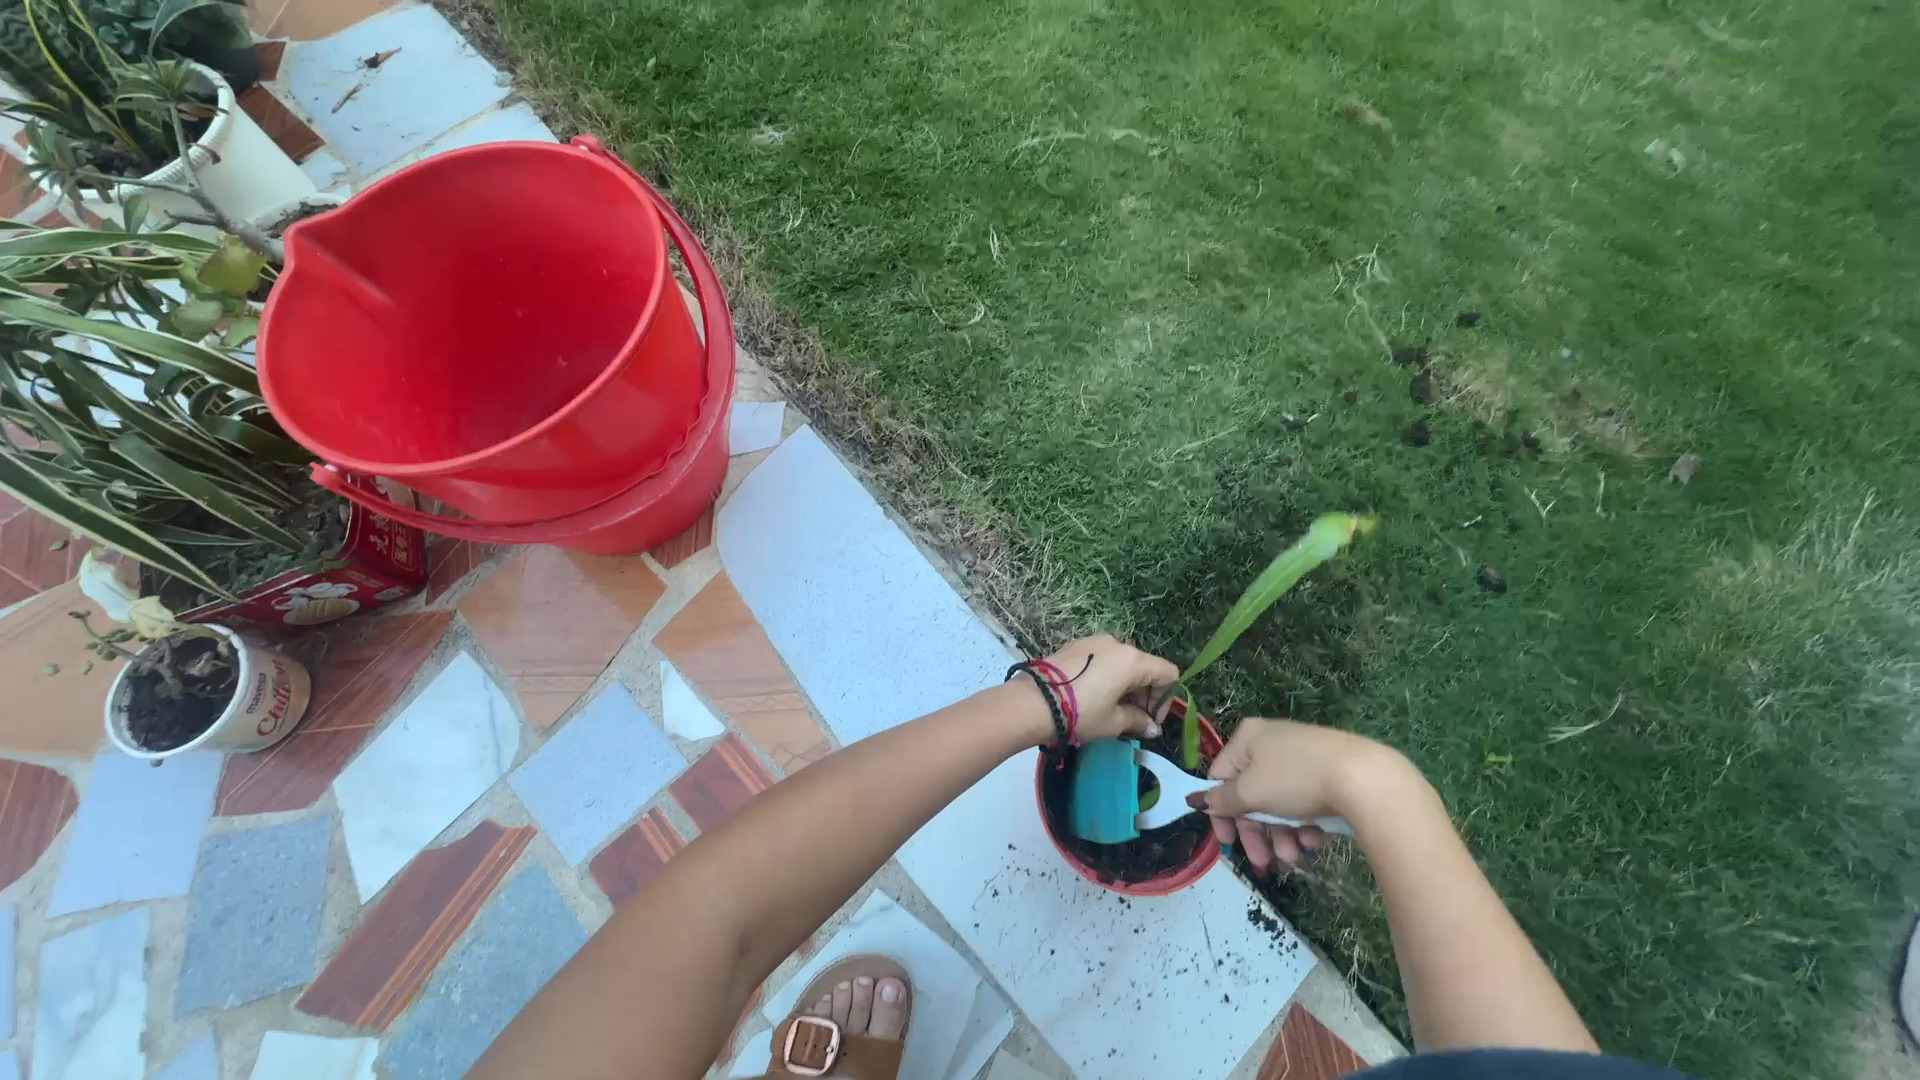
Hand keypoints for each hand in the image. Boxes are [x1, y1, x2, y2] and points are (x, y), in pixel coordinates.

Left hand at [1038, 635, 1178, 742]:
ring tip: (1111, 710)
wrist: (1031, 703)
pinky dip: (1106, 676)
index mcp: (1132, 659)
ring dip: (1125, 686)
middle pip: (1144, 666)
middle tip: (1133, 720)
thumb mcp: (1113, 722)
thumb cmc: (1079, 713)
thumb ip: (1138, 721)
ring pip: (1122, 662)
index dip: (1165, 699)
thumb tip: (1152, 727)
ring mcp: (1092, 641)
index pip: (1167, 673)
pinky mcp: (1073, 645)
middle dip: (1144, 694)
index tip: (1151, 720)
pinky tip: (1093, 696)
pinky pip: (1101, 659)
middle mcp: (1115, 643)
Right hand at [1197, 718, 1407, 874]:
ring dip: (1282, 835)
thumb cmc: (1295, 780)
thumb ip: (1222, 800)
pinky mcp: (1330, 774)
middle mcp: (1273, 743)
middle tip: (1264, 862)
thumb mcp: (1250, 792)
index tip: (1228, 844)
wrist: (1365, 779)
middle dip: (1258, 832)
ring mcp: (1303, 757)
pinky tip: (1315, 841)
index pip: (1220, 777)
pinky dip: (1306, 824)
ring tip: (1295, 858)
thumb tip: (1198, 801)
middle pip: (1252, 794)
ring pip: (1280, 803)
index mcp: (1248, 738)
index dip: (1221, 813)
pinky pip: (1306, 801)